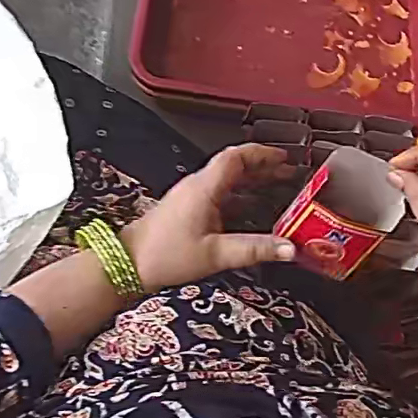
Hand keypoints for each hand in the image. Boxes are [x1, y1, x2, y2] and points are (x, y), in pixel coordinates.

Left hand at [120, 144, 297, 289]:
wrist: (129, 264)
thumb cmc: (164, 255)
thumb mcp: (216, 254)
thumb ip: (255, 249)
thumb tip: (288, 248)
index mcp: (204, 188)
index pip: (236, 157)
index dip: (262, 153)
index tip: (282, 156)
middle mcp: (197, 187)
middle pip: (234, 165)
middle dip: (263, 166)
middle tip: (287, 171)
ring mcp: (192, 197)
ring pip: (227, 180)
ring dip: (252, 180)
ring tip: (276, 186)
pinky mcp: (189, 209)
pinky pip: (220, 194)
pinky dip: (240, 196)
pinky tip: (252, 209)